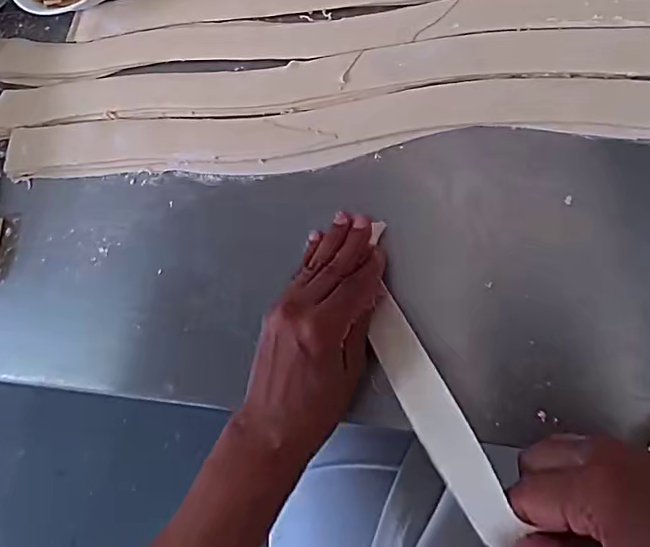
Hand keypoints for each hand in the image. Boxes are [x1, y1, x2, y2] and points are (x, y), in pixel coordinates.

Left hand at [230, 211, 385, 461]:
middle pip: (334, 268)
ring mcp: (283, 309)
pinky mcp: (274, 310)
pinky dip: (310, 255)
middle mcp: (299, 312)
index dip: (370, 267)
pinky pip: (297, 275)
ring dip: (332, 240)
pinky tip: (318, 240)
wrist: (268, 429)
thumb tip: (368, 297)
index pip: (354, 286)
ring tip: (344, 220)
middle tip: (366, 223)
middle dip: (353, 242)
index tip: (380, 251)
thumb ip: (358, 327)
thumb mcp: (348, 372)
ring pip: (315, 266)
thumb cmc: (308, 412)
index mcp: (321, 329)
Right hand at [508, 435, 649, 546]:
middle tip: (551, 543)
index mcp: (597, 479)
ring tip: (585, 542)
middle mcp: (615, 457)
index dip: (514, 520)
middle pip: (541, 457)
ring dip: (566, 496)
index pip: (521, 486)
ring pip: (571, 458)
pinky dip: (594, 493)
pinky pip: (603, 467)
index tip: (514, 540)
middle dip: (538, 501)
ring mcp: (638, 460)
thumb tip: (524, 546)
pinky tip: (613, 533)